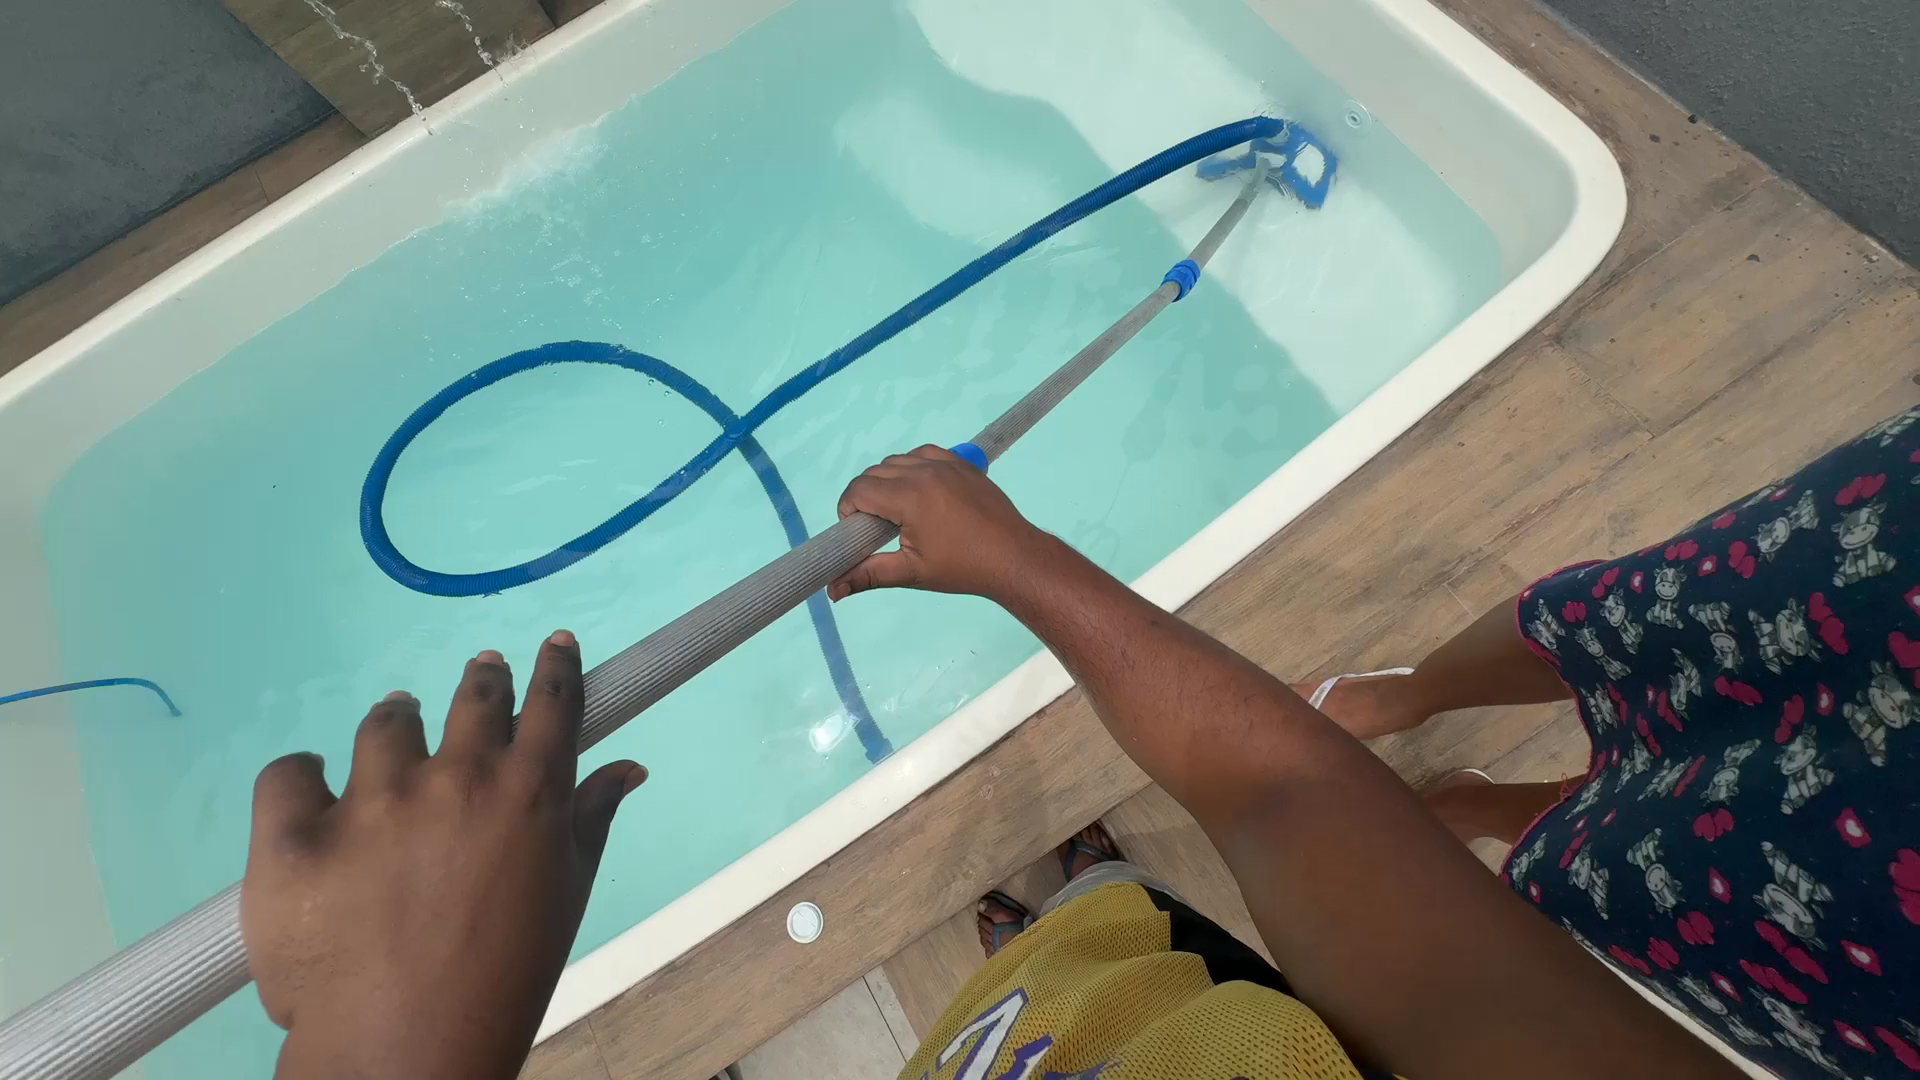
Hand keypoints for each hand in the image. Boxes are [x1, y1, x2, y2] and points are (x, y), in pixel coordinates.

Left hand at [241, 630, 645, 1079]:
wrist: (407, 1046)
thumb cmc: (512, 961)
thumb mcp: (571, 883)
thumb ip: (595, 813)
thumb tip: (629, 767)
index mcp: (532, 786)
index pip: (554, 698)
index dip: (557, 662)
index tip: (555, 643)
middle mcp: (459, 776)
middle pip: (476, 694)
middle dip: (485, 674)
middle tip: (482, 672)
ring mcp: (374, 803)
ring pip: (386, 723)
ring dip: (399, 717)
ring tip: (399, 722)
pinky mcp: (293, 841)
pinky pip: (289, 773)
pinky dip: (303, 772)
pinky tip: (313, 782)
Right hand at [829, 445, 1049, 602]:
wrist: (1013, 557)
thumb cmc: (962, 568)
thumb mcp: (912, 573)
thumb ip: (869, 575)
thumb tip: (832, 590)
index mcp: (910, 497)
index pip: (858, 489)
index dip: (848, 510)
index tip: (859, 532)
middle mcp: (924, 471)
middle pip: (874, 473)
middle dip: (866, 497)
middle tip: (878, 527)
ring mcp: (946, 463)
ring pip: (898, 460)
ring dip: (888, 481)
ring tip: (900, 511)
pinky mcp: (962, 463)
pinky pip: (924, 453)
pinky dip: (913, 466)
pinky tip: (921, 492)